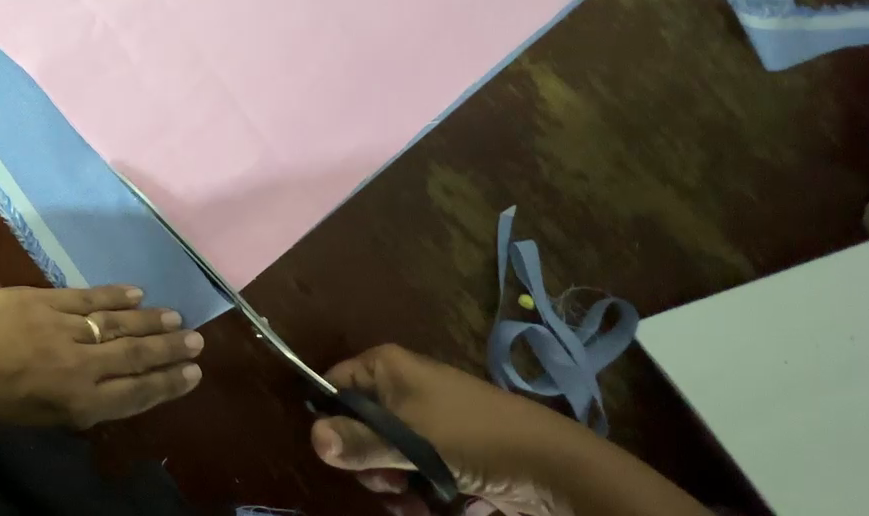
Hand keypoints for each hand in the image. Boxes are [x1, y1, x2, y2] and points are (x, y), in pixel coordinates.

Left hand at [0, 285, 203, 428]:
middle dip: (169, 349)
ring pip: (118, 325)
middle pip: (135, 357)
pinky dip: (114, 295)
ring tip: (175, 316)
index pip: (136, 394)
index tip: (193, 374)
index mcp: (81, 405)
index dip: (168, 384)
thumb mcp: (45, 415)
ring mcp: (64, 331)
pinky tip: (135, 292)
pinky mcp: (46, 301)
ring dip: (149, 320)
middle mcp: (81, 369)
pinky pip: (88, 298)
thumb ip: (80, 398)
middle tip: (197, 341)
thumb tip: (106, 381)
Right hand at [310, 345, 588, 515]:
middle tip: (389, 485)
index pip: (335, 385)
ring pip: (387, 456)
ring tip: (413, 507)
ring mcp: (427, 422)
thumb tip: (313, 440)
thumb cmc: (473, 437)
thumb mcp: (411, 440)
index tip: (342, 452)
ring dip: (392, 487)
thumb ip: (359, 441)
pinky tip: (430, 510)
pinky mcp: (449, 454)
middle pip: (359, 427)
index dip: (332, 419)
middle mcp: (401, 389)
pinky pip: (415, 471)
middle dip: (368, 464)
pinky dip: (417, 494)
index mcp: (386, 367)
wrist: (555, 468)